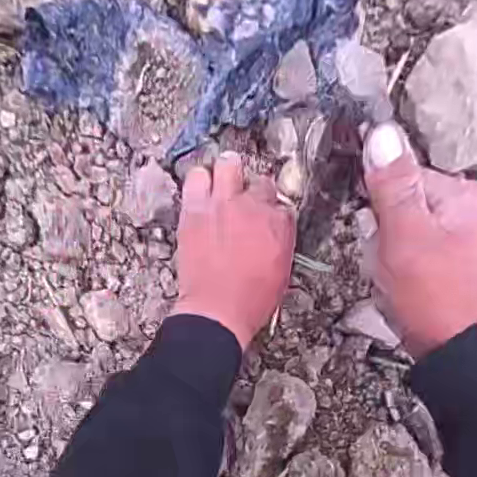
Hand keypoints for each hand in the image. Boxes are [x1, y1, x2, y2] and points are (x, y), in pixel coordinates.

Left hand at [173, 152, 295, 348]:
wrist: (218, 310)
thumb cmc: (250, 300)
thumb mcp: (281, 272)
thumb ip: (280, 242)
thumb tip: (274, 232)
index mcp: (279, 224)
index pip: (280, 201)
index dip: (271, 209)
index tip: (264, 216)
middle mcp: (254, 207)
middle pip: (258, 180)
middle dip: (252, 190)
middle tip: (243, 201)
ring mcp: (223, 204)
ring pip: (228, 165)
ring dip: (226, 174)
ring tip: (222, 186)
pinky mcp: (196, 209)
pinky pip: (196, 178)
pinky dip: (199, 182)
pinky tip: (201, 192)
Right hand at [362, 123, 476, 357]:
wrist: (456, 355)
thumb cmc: (436, 298)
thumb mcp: (406, 235)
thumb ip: (392, 185)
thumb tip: (382, 133)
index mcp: (459, 195)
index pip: (399, 175)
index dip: (378, 205)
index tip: (379, 230)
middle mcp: (460, 212)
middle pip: (395, 206)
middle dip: (381, 236)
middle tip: (392, 262)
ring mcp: (451, 241)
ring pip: (393, 236)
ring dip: (384, 259)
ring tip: (398, 282)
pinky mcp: (441, 267)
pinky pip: (402, 259)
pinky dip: (394, 276)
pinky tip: (402, 292)